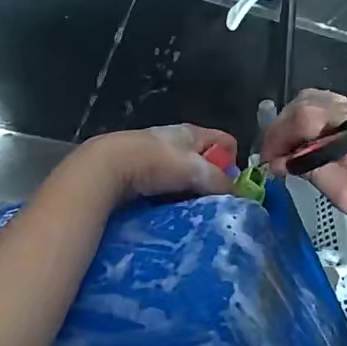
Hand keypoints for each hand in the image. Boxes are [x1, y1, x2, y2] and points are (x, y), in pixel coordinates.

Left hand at [71, 123, 235, 200]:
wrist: (106, 168)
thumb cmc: (155, 162)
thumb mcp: (195, 171)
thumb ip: (220, 181)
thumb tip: (240, 196)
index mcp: (190, 132)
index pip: (223, 141)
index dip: (231, 160)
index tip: (231, 185)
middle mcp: (173, 141)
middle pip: (201, 161)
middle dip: (209, 181)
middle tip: (212, 204)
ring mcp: (153, 158)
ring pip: (180, 177)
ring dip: (186, 194)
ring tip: (189, 213)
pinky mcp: (136, 175)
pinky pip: (161, 189)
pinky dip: (166, 200)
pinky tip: (166, 213)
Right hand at [261, 89, 346, 239]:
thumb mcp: (343, 194)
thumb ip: (309, 171)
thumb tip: (278, 162)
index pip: (307, 116)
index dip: (280, 135)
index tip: (267, 159)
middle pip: (307, 102)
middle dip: (282, 127)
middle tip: (271, 155)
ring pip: (314, 102)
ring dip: (292, 124)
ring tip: (284, 152)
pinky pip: (326, 110)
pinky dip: (306, 125)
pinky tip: (303, 148)